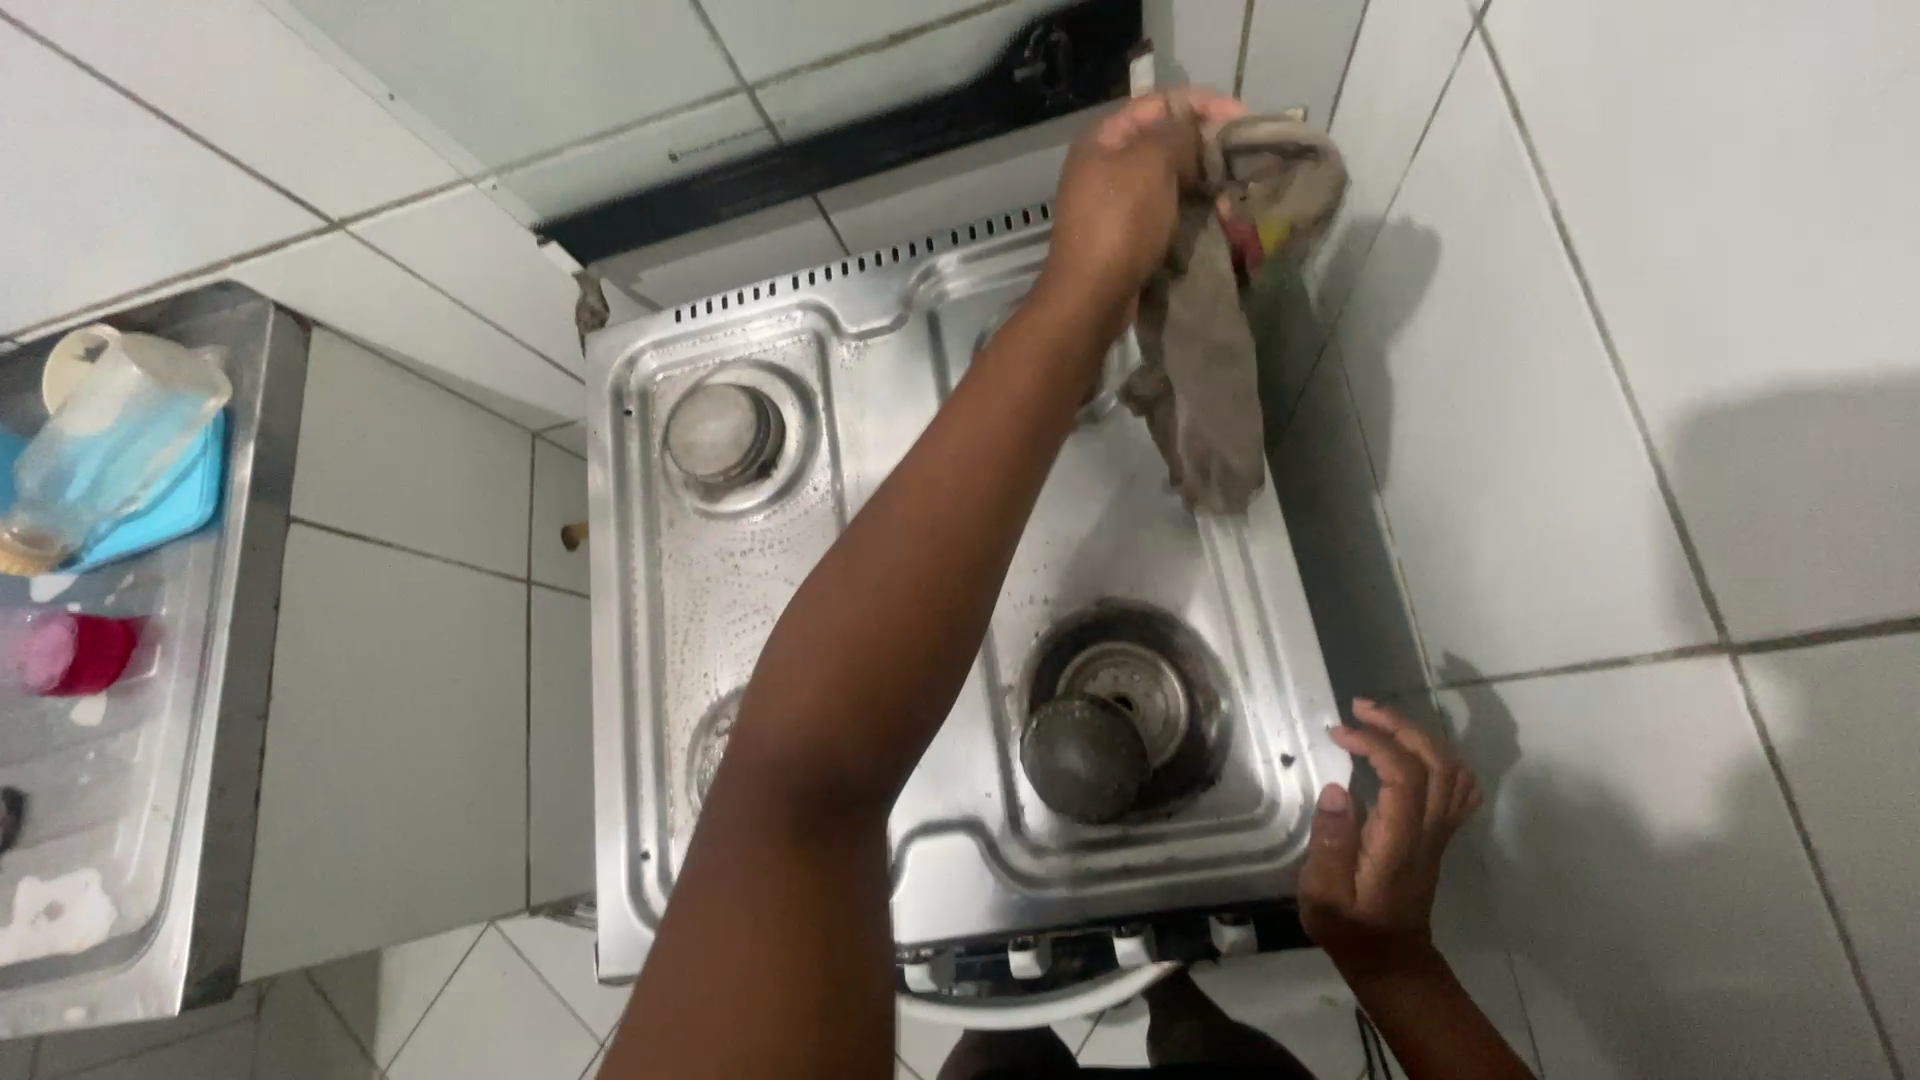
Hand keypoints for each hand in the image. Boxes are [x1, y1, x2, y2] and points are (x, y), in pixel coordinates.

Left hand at [1034, 88, 1247, 331]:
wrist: (1090, 297)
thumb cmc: (1119, 223)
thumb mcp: (1152, 163)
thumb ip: (1178, 133)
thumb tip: (1194, 130)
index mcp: (1103, 138)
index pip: (1160, 102)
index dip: (1204, 105)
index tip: (1244, 122)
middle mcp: (1104, 167)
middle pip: (1164, 144)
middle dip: (1205, 151)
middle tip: (1241, 165)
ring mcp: (1113, 206)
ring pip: (1168, 183)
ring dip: (1203, 187)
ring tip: (1231, 200)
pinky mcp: (1125, 238)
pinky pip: (1163, 215)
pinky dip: (1189, 214)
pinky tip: (1216, 222)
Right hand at [1300, 699, 1482, 971]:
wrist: (1389, 958)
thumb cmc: (1349, 926)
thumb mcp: (1324, 893)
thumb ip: (1330, 843)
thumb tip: (1337, 789)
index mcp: (1399, 841)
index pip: (1404, 776)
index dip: (1376, 744)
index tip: (1338, 733)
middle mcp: (1428, 831)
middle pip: (1436, 763)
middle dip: (1401, 726)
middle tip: (1359, 709)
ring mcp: (1439, 832)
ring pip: (1453, 770)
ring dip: (1420, 736)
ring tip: (1379, 721)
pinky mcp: (1439, 834)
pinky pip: (1459, 787)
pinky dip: (1441, 757)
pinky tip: (1413, 750)